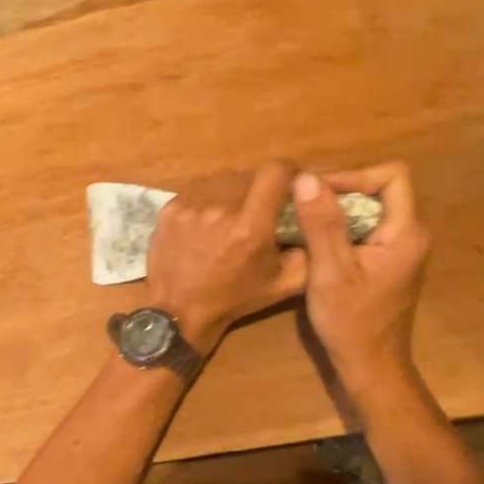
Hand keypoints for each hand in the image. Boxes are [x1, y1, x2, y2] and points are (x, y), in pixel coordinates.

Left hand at [146, 162, 310, 352]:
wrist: (179, 311)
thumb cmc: (234, 299)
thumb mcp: (284, 284)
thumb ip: (309, 250)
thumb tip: (313, 217)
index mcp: (251, 227)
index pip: (275, 171)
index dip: (287, 172)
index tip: (289, 184)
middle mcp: (220, 209)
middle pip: (248, 174)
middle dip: (259, 186)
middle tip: (259, 206)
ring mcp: (191, 207)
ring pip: (221, 179)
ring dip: (232, 190)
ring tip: (231, 213)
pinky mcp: (170, 209)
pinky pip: (197, 189)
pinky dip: (207, 198)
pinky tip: (207, 219)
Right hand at [290, 162, 429, 395]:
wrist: (370, 367)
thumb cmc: (351, 322)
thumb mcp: (330, 271)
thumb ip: (321, 224)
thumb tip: (305, 178)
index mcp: (406, 232)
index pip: (391, 176)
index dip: (353, 175)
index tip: (316, 190)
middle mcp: (411, 234)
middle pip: (379, 189)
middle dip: (340, 190)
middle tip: (302, 201)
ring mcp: (401, 249)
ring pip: (370, 209)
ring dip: (337, 209)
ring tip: (302, 217)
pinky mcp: (387, 262)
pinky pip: (365, 229)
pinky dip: (340, 227)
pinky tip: (313, 239)